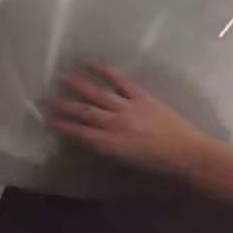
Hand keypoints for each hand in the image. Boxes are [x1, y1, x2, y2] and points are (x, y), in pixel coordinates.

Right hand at [45, 63, 223, 175]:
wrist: (187, 155)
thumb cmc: (159, 168)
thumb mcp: (127, 165)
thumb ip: (108, 151)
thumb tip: (93, 142)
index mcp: (109, 145)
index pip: (79, 133)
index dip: (62, 126)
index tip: (48, 120)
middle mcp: (113, 124)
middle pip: (83, 112)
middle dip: (62, 105)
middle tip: (45, 98)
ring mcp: (127, 108)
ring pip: (97, 95)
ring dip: (78, 85)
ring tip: (62, 76)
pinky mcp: (141, 97)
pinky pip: (120, 82)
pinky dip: (105, 71)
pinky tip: (92, 63)